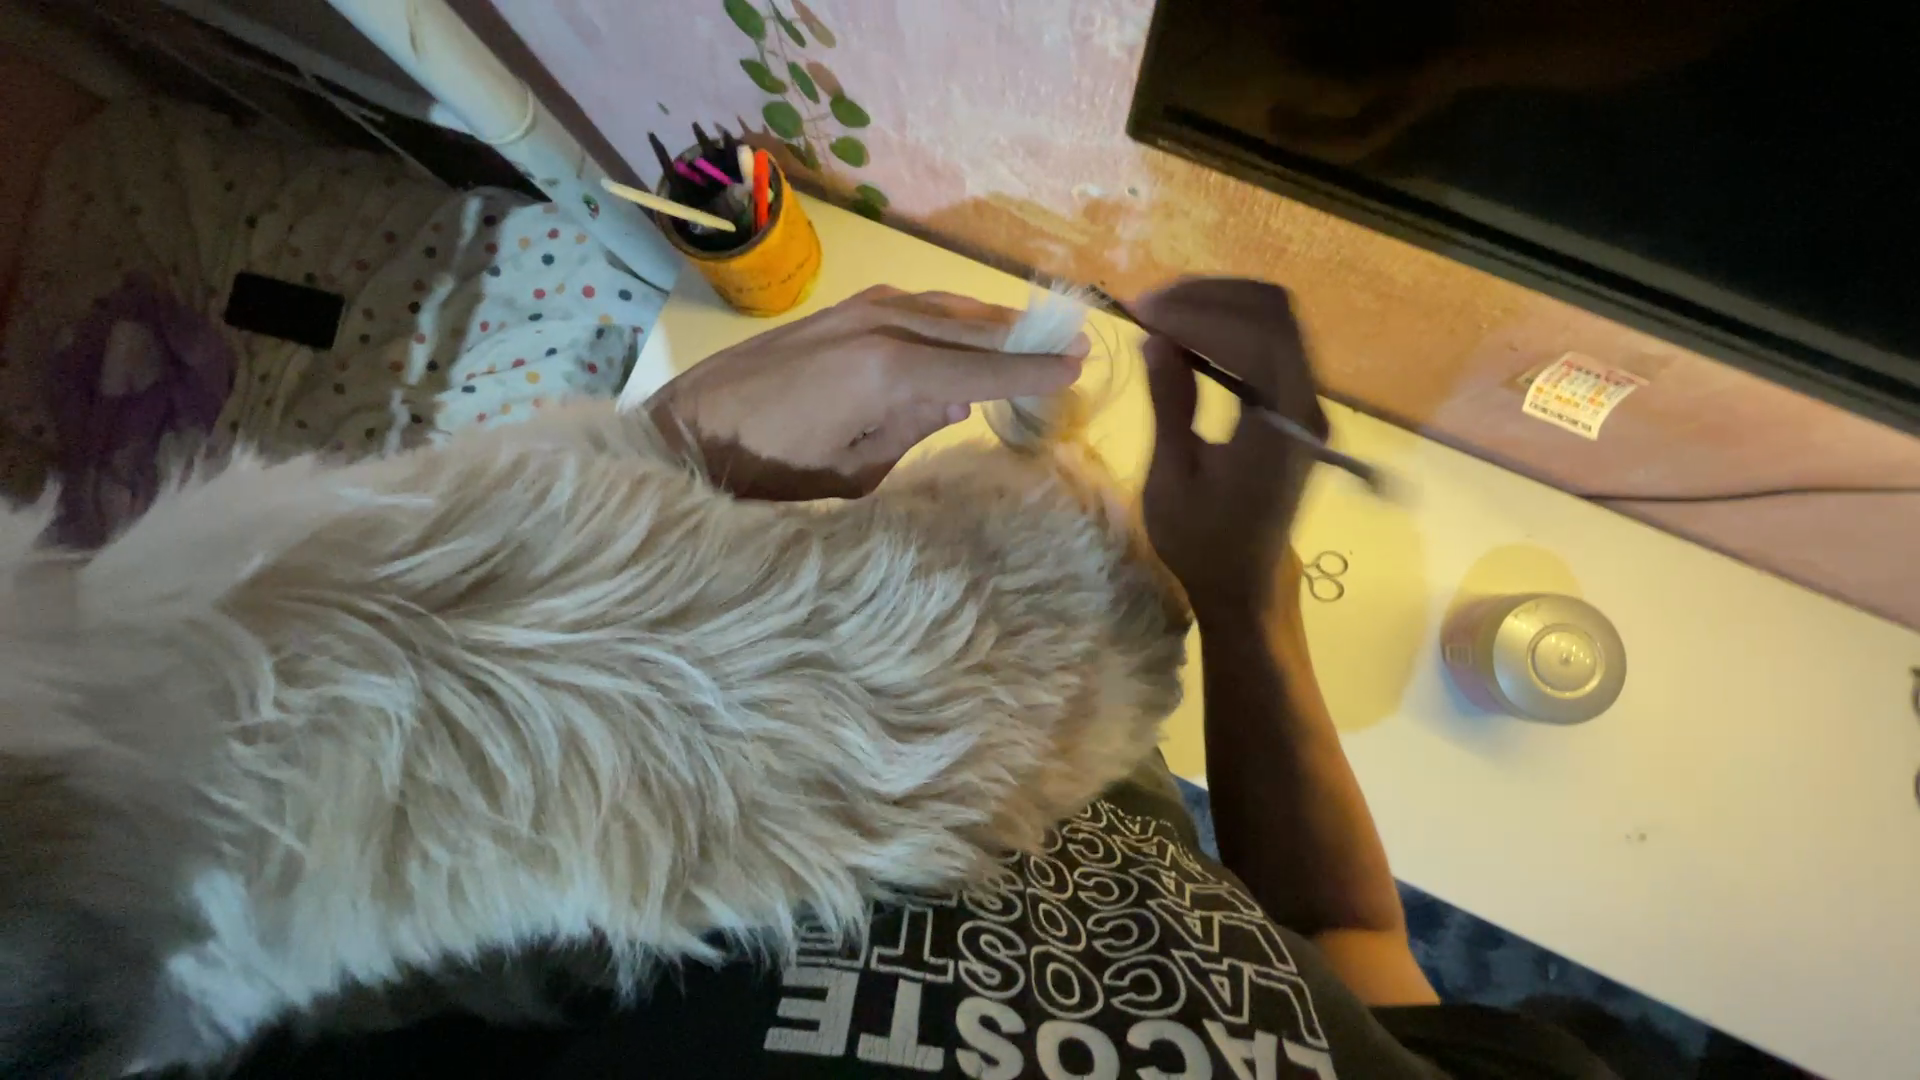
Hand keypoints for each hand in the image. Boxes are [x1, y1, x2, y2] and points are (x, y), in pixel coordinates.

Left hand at [646, 286, 1083, 499]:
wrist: (690, 432)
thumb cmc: (773, 473)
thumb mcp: (855, 471)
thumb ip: (913, 429)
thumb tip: (959, 400)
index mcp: (892, 374)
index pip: (981, 370)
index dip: (1030, 372)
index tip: (1075, 367)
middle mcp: (881, 327)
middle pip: (968, 326)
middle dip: (1019, 337)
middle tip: (1065, 343)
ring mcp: (855, 311)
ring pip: (939, 308)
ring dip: (983, 320)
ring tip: (1021, 333)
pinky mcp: (834, 313)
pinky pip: (908, 306)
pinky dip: (942, 317)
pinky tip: (953, 329)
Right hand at [1139, 278, 1325, 618]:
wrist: (1241, 583)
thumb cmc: (1201, 541)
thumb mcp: (1172, 475)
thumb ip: (1169, 402)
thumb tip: (1155, 337)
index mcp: (1283, 425)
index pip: (1258, 334)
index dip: (1200, 311)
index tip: (1144, 311)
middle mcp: (1309, 404)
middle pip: (1276, 314)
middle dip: (1211, 297)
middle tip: (1151, 304)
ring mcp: (1307, 405)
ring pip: (1277, 324)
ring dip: (1220, 308)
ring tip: (1163, 315)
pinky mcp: (1295, 410)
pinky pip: (1271, 348)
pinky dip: (1229, 331)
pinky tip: (1188, 338)